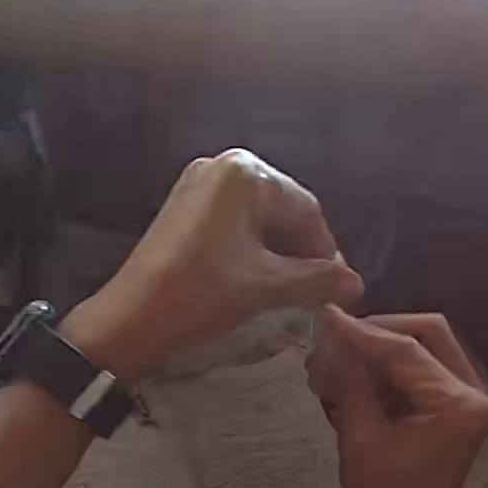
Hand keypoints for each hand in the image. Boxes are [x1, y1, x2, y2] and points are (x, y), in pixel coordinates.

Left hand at [60, 149, 363, 381]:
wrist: (131, 320)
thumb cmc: (200, 295)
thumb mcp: (265, 287)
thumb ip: (316, 281)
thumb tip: (356, 285)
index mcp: (246, 173)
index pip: (307, 212)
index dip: (327, 254)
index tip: (339, 291)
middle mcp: (222, 167)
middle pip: (282, 213)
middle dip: (302, 256)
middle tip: (317, 296)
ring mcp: (198, 186)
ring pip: (258, 223)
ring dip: (279, 258)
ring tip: (290, 295)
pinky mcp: (183, 210)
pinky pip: (233, 229)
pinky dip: (251, 255)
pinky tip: (257, 284)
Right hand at [310, 307, 487, 487]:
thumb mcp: (360, 441)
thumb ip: (348, 384)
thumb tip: (328, 340)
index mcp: (458, 404)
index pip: (405, 349)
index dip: (360, 332)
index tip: (324, 318)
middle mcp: (477, 393)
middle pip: (429, 333)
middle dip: (379, 331)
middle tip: (337, 340)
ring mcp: (474, 400)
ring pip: (430, 349)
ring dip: (385, 350)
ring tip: (342, 363)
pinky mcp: (461, 411)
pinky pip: (428, 372)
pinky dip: (394, 371)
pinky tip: (361, 381)